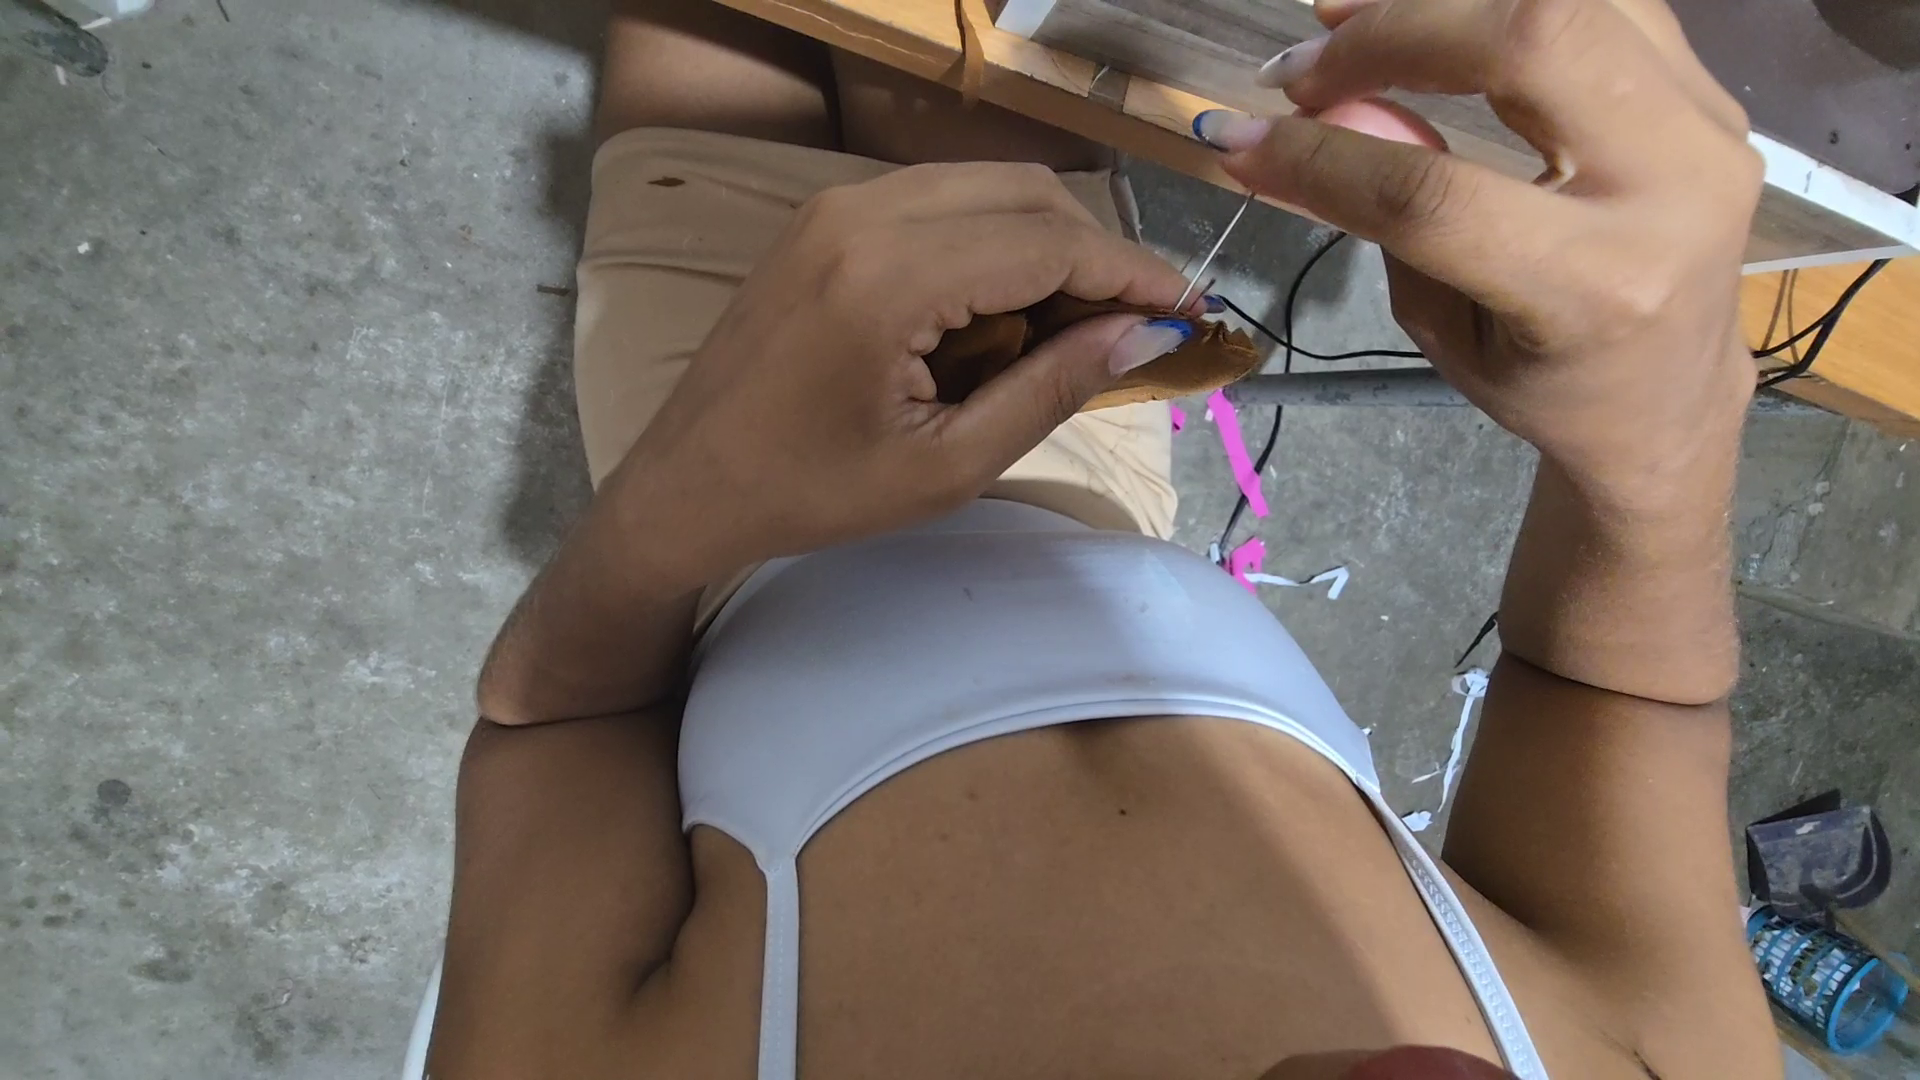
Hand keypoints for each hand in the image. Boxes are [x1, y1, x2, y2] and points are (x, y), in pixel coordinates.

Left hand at [605, 162, 1195, 583]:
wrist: (689, 487)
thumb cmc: (814, 496)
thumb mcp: (946, 466)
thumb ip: (1049, 390)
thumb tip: (1140, 336)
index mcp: (890, 277)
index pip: (1049, 242)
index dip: (1131, 272)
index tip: (1186, 309)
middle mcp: (862, 212)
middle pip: (1024, 196)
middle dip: (1096, 254)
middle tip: (1134, 324)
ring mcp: (833, 207)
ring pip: (983, 189)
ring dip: (1046, 246)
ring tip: (1074, 324)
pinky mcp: (822, 222)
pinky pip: (937, 205)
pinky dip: (991, 243)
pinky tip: (1001, 308)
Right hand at [1195, 0, 1761, 510]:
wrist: (1665, 390)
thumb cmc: (1537, 387)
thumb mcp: (1441, 329)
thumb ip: (1391, 224)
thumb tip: (1322, 123)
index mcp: (1586, 286)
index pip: (1430, 195)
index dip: (1323, 158)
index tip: (1242, 141)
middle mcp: (1668, 182)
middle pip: (1531, 40)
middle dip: (1390, 36)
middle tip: (1299, 67)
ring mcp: (1707, 118)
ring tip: (1343, 15)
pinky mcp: (1711, 85)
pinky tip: (1423, 11)